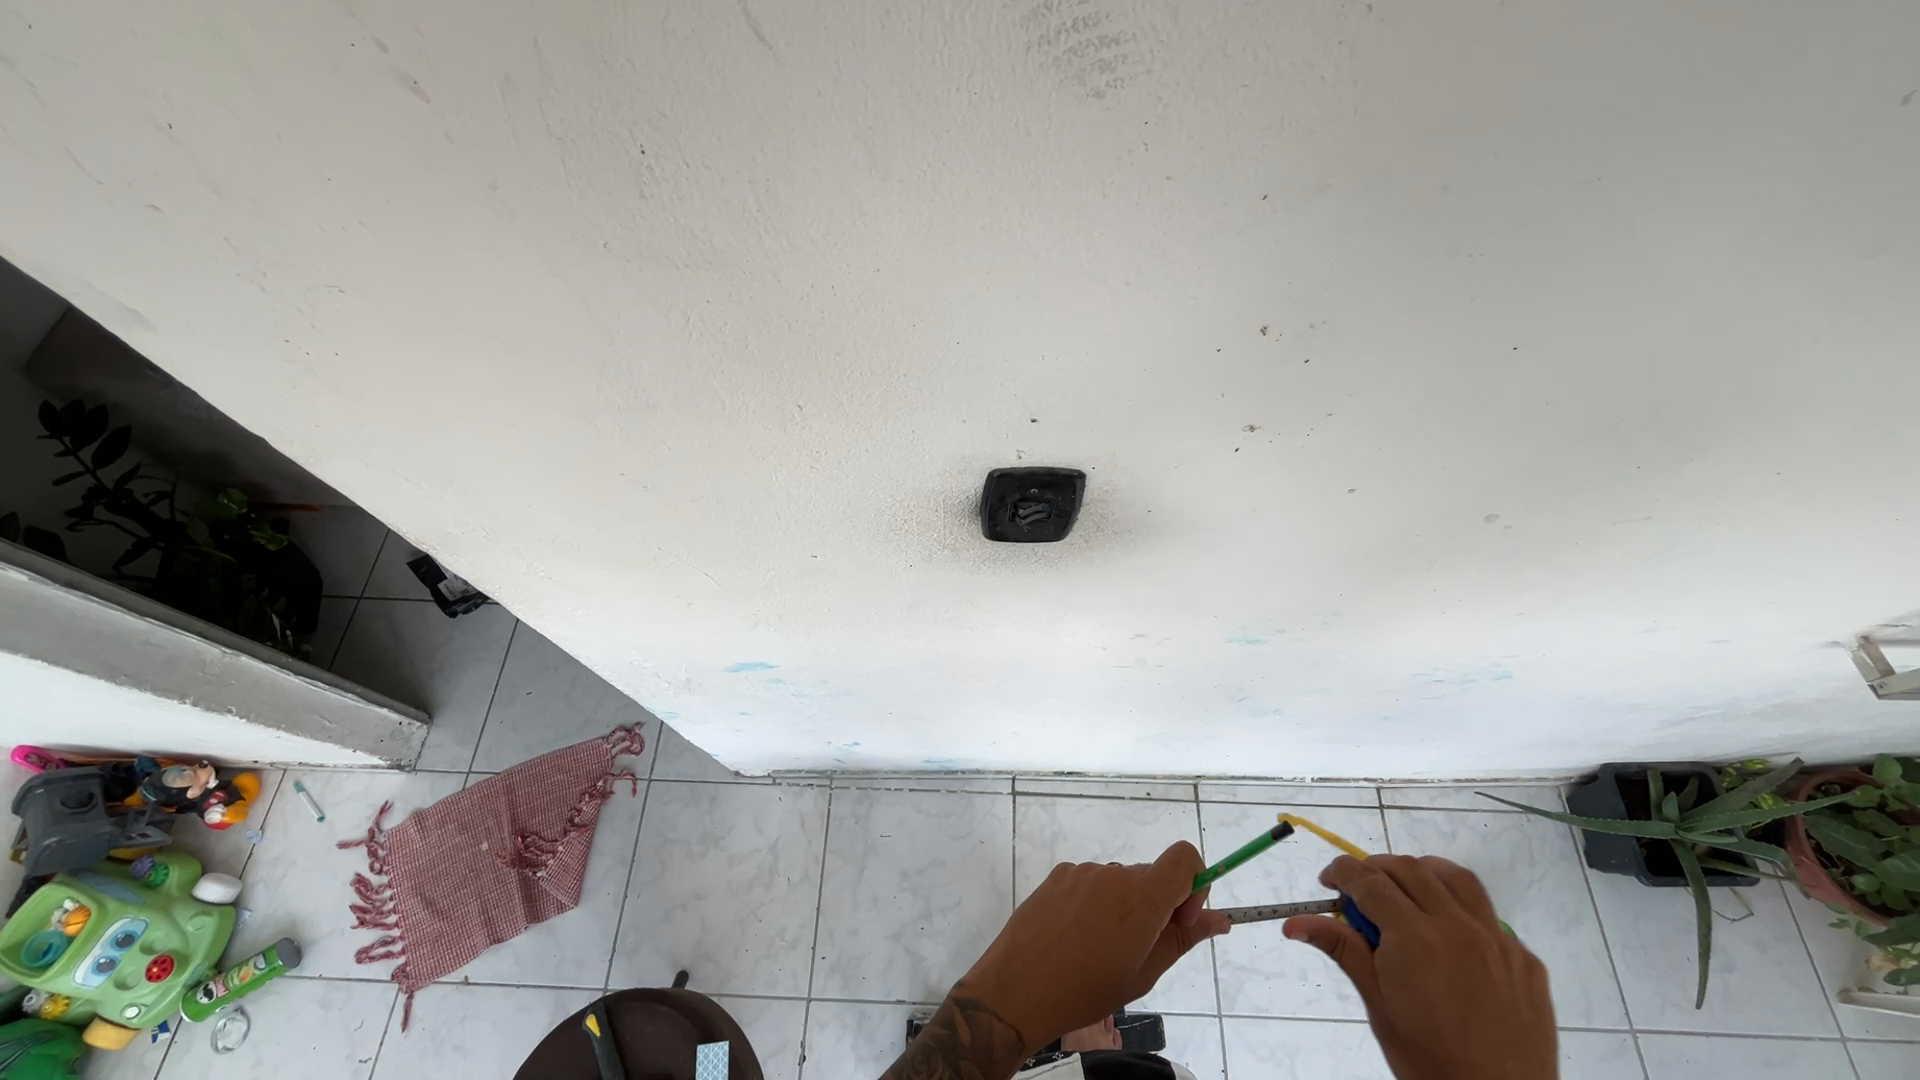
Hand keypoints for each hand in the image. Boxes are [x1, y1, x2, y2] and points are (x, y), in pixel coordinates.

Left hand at [961, 841, 1230, 1053]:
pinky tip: (1076, 934)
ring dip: (1123, 906)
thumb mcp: (1143, 974)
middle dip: (1158, 905)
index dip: (1194, 882)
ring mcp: (1082, 871)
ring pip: (1120, 881)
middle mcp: (1113, 873)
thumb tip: (1220, 920)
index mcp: (1141, 898)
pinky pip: (1092, 881)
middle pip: (1152, 875)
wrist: (1016, 988)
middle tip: (1138, 948)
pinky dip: (1095, 901)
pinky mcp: (1058, 874)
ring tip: (1099, 948)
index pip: (1184, 856)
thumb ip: (1183, 939)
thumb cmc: (1086, 990)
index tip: (1181, 919)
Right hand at [1284, 855, 1556, 1079]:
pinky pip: (1488, 914)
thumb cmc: (1427, 1059)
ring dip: (1422, 872)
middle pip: (1409, 869)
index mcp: (1414, 937)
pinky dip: (1460, 908)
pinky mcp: (1525, 959)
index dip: (1342, 872)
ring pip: (1455, 878)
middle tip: (1359, 891)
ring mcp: (1497, 940)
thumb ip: (1342, 950)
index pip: (1368, 881)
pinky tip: (1449, 936)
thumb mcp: (1377, 1004)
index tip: (1328, 882)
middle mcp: (1457, 927)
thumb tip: (1294, 923)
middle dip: (1375, 869)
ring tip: (1404, 891)